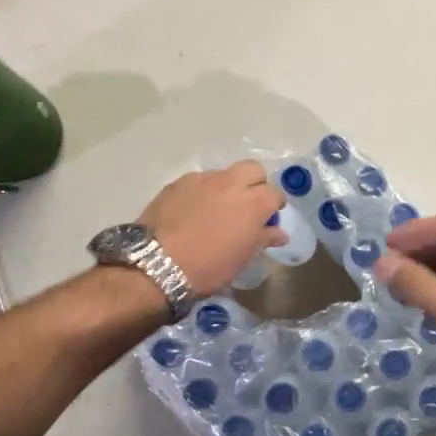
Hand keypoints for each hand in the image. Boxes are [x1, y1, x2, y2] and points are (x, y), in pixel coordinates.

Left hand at [139, 160, 285, 292]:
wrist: (157, 264)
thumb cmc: (209, 266)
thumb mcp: (242, 258)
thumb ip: (263, 239)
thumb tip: (279, 232)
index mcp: (253, 203)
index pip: (275, 193)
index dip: (275, 205)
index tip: (270, 218)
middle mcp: (230, 183)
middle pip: (253, 169)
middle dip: (256, 183)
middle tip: (249, 205)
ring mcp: (202, 180)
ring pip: (224, 174)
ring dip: (228, 187)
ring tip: (218, 209)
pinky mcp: (178, 183)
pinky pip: (199, 181)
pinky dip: (204, 191)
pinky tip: (194, 211)